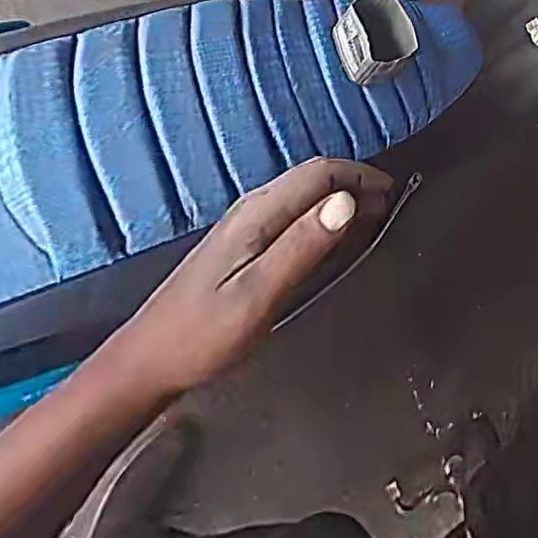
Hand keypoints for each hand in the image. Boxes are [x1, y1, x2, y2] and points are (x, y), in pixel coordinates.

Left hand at [94, 159, 394, 398]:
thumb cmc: (201, 336)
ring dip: (344, 197)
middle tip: (390, 206)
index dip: (362, 176)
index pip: (321, 172)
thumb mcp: (257, 293)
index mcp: (258, 213)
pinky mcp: (245, 241)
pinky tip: (337, 234)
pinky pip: (297, 211)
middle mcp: (253, 208)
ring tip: (374, 216)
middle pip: (315, 176)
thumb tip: (348, 202)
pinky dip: (327, 213)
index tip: (394, 193)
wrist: (143, 365)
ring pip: (307, 192)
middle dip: (357, 182)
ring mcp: (247, 224)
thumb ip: (303, 245)